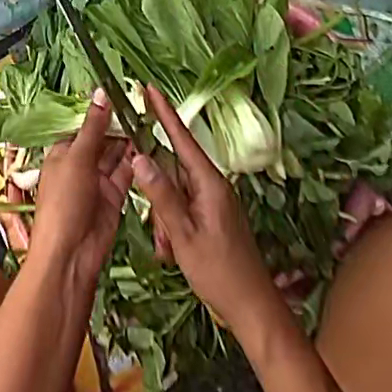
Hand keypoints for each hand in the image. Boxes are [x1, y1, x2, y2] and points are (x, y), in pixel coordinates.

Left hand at [31, 89, 134, 280]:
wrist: (72, 255)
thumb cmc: (64, 203)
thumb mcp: (77, 158)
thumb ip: (94, 126)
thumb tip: (101, 92)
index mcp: (63, 152)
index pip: (84, 125)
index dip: (102, 110)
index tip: (123, 90)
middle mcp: (80, 164)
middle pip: (103, 137)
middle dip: (120, 123)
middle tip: (144, 102)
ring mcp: (98, 180)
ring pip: (117, 153)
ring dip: (131, 139)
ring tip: (151, 118)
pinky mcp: (115, 195)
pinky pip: (128, 171)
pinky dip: (138, 160)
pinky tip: (151, 143)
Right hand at [132, 85, 278, 330]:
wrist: (250, 304)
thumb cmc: (218, 270)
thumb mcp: (182, 234)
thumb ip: (161, 195)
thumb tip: (140, 157)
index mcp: (209, 181)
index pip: (181, 137)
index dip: (164, 112)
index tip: (149, 88)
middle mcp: (213, 184)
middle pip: (173, 172)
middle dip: (158, 199)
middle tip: (162, 234)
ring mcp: (214, 199)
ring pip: (175, 194)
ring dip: (165, 220)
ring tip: (170, 250)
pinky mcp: (213, 214)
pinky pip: (184, 208)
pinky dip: (173, 227)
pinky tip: (174, 252)